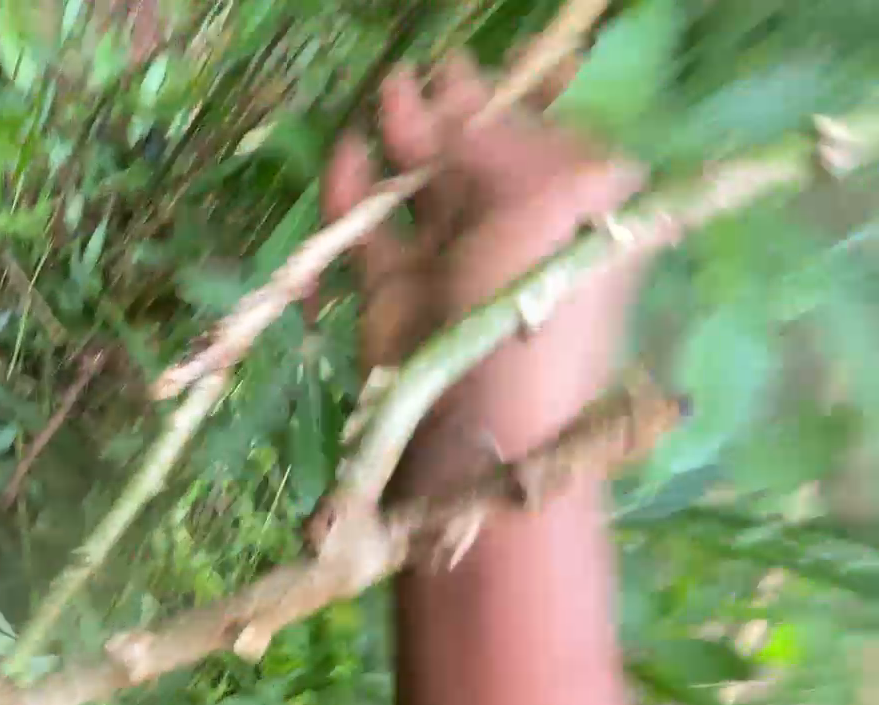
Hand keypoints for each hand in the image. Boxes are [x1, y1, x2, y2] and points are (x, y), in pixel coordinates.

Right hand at [323, 55, 646, 491]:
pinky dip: (353, 202)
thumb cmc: (528, 313)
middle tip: (417, 73)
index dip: (508, 99)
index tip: (478, 66)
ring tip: (380, 100)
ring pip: (414, 194)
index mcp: (568, 211)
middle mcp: (508, 234)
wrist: (471, 427)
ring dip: (397, 149)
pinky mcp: (388, 295)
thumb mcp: (543, 208)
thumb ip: (500, 145)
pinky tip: (348, 161)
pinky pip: (367, 236)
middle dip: (445, 115)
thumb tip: (453, 102)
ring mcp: (444, 266)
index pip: (536, 137)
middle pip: (470, 159)